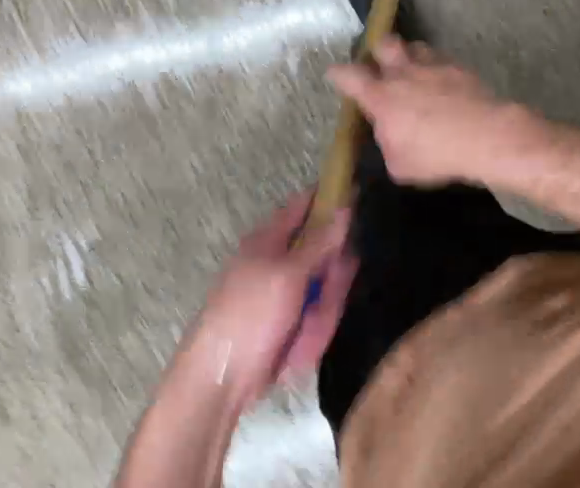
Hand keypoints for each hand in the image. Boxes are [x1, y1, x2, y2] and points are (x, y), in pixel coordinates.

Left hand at [178, 194, 356, 405]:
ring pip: (326, 292)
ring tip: (301, 337)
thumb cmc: (248, 317)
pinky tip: (295, 352)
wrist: (219, 381)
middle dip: (331, 283)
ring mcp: (285, 295)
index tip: (359, 201)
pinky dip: (310, 337)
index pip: (307, 204)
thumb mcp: (288, 275)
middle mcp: (280, 262)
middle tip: (326, 297)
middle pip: (327, 255)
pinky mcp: (290, 323)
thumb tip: (345, 204)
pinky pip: (317, 320)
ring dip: (320, 318)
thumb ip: (320, 241)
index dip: (332, 199)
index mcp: (271, 239)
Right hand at [326, 37, 535, 185]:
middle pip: (384, 44)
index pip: (349, 76)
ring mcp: (433, 65)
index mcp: (381, 97)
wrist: (486, 135)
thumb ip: (387, 143)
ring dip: (410, 56)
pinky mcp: (459, 67)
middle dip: (378, 52)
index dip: (339, 74)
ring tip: (415, 72)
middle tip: (381, 66)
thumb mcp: (399, 164)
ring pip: (415, 46)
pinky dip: (437, 68)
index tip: (336, 74)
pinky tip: (443, 83)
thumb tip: (389, 133)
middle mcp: (404, 73)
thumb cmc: (436, 155)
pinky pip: (441, 59)